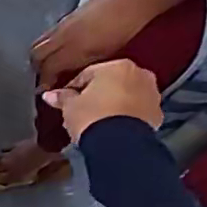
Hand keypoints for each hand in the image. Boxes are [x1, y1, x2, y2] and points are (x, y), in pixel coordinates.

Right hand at [30, 0, 161, 89]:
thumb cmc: (127, 29)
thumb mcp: (106, 54)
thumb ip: (82, 65)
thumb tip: (68, 75)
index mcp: (72, 49)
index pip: (47, 68)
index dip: (44, 80)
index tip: (45, 88)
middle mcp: (61, 37)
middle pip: (36, 55)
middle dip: (36, 67)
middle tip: (43, 75)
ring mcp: (62, 24)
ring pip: (39, 42)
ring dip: (40, 54)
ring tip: (49, 60)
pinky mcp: (68, 16)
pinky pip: (49, 33)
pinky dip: (49, 42)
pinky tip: (61, 45)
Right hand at [41, 59, 162, 141]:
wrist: (119, 140)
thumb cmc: (91, 115)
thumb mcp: (69, 106)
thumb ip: (62, 97)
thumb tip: (49, 95)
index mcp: (116, 66)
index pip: (87, 74)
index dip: (72, 88)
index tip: (64, 100)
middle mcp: (139, 73)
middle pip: (110, 82)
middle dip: (96, 93)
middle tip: (80, 108)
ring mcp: (152, 92)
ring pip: (125, 94)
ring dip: (112, 102)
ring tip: (95, 118)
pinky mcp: (157, 111)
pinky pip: (135, 109)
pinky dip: (124, 113)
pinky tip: (110, 124)